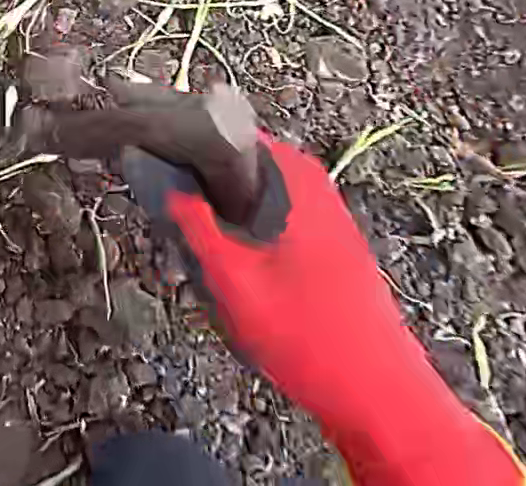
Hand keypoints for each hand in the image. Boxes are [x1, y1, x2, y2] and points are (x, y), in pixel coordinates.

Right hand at [125, 132, 525, 485]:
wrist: (381, 397)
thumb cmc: (309, 335)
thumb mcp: (233, 278)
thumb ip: (192, 222)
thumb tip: (153, 171)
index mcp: (289, 172)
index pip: (219, 126)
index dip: (176, 138)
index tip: (143, 156)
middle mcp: (302, 177)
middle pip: (224, 162)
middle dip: (190, 194)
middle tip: (166, 233)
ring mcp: (311, 204)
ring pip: (237, 193)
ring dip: (208, 222)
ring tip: (185, 265)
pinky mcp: (314, 231)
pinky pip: (257, 214)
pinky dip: (231, 235)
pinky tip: (216, 274)